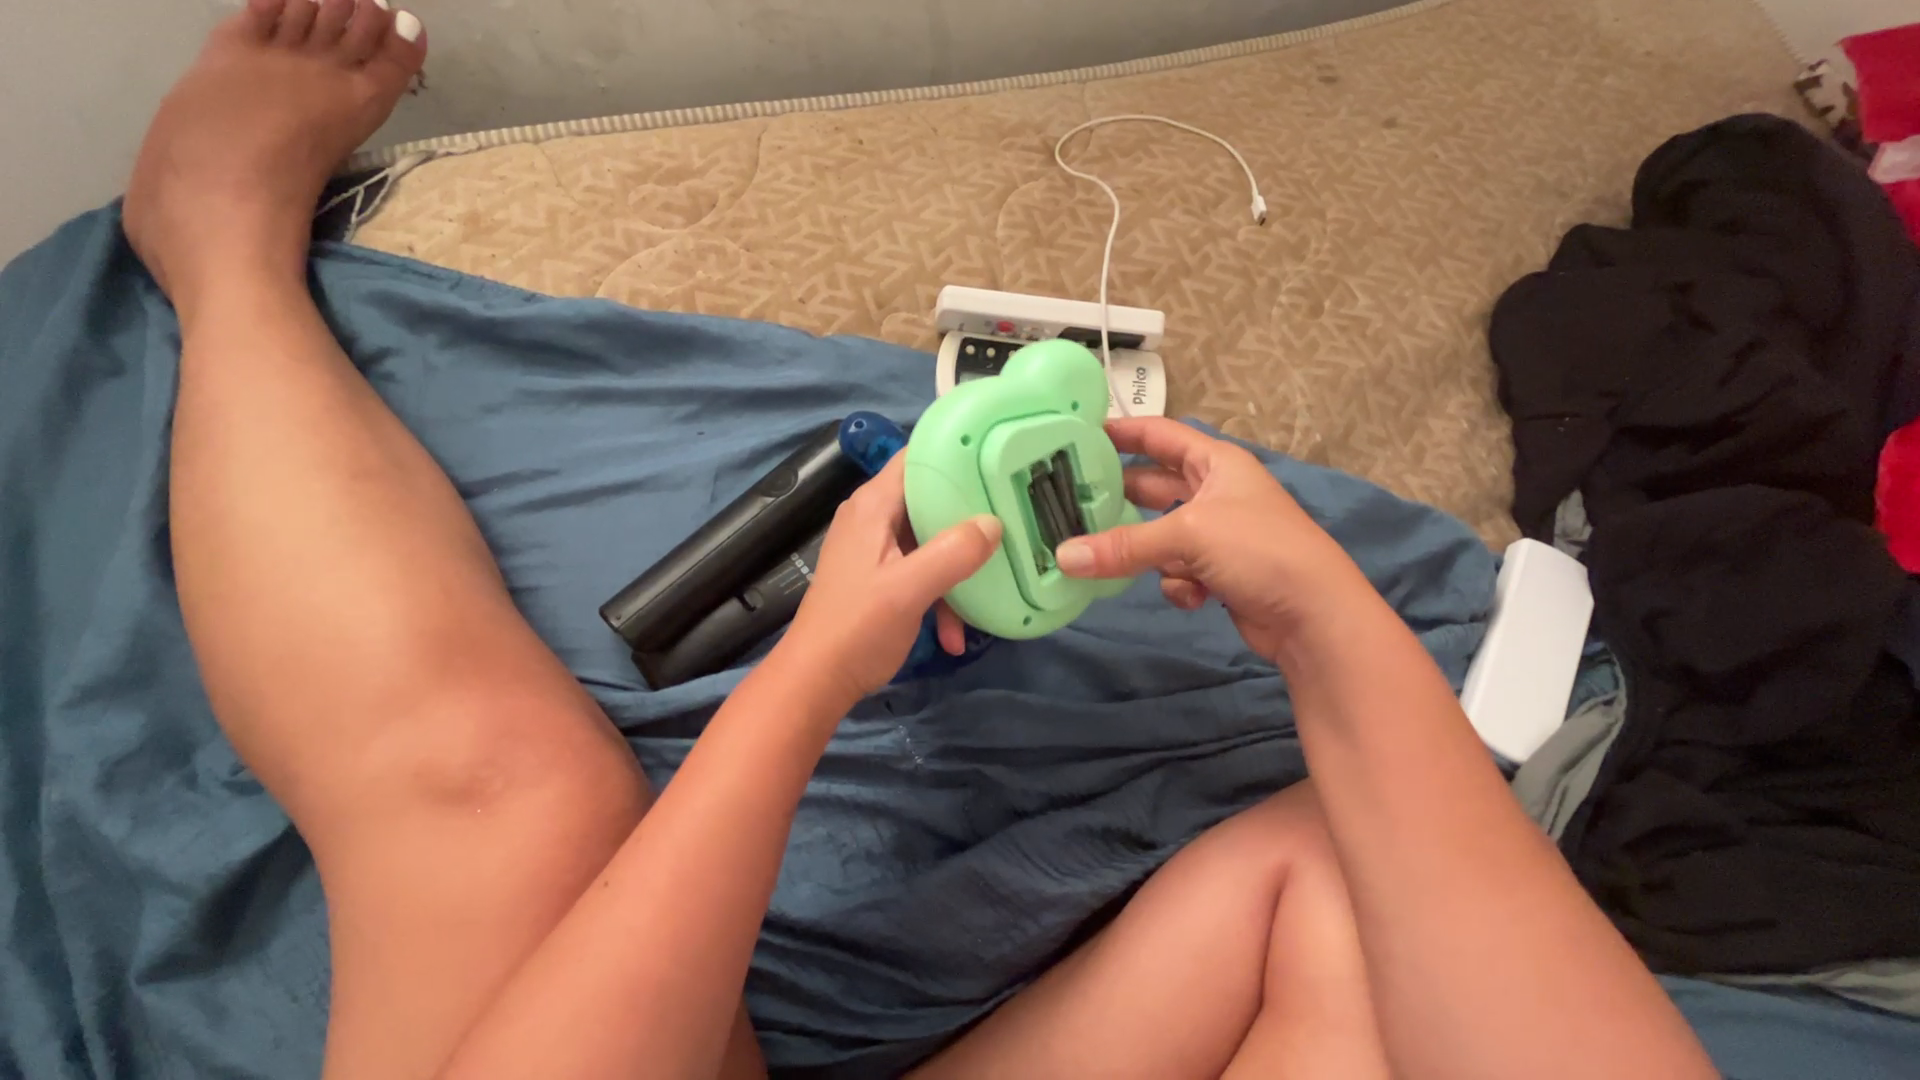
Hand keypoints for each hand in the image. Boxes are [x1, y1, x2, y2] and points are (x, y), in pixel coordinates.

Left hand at [773, 453, 1002, 704]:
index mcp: (874, 506)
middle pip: (931, 499)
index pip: (918, 457)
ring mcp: (877, 548)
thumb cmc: (857, 628)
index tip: (999, 464)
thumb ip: (952, 553)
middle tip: (1012, 524)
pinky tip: (954, 635)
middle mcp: (874, 517)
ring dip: (957, 569)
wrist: (818, 680)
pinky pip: (922, 570)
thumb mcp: (909, 589)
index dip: (958, 455)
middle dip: (969, 517)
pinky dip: (940, 595)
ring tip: (983, 597)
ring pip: (931, 539)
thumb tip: (994, 524)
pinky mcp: (881, 576)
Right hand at [1054, 418, 1367, 658]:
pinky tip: (1192, 597)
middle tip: (1071, 503)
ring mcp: (1218, 534)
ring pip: (1159, 535)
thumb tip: (1062, 557)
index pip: (1159, 434)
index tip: (1077, 433)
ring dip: (1147, 552)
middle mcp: (1215, 491)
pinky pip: (1178, 571)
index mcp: (1216, 462)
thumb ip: (1123, 545)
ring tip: (1115, 561)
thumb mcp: (1187, 536)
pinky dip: (1178, 584)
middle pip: (1153, 486)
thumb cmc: (1258, 550)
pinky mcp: (1218, 572)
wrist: (1315, 616)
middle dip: (1120, 498)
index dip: (1121, 430)